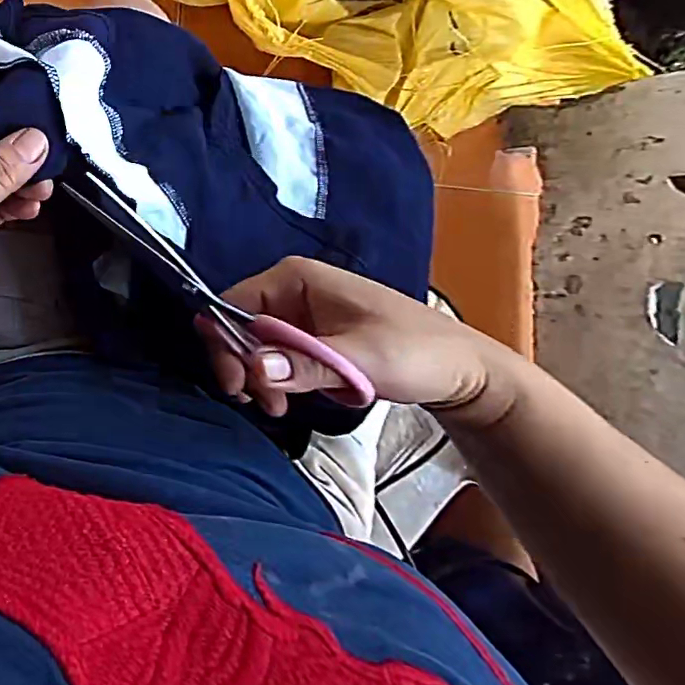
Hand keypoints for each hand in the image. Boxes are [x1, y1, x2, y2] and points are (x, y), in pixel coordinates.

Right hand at [200, 257, 528, 428]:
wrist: (461, 371)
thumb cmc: (416, 353)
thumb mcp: (360, 360)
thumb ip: (304, 364)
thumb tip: (254, 368)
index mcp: (294, 278)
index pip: (230, 304)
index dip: (224, 344)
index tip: (238, 385)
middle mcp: (289, 290)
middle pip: (237, 326)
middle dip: (241, 366)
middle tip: (261, 402)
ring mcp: (298, 313)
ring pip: (252, 345)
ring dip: (256, 379)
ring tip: (279, 407)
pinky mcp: (308, 337)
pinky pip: (273, 356)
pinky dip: (273, 381)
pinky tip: (286, 401)